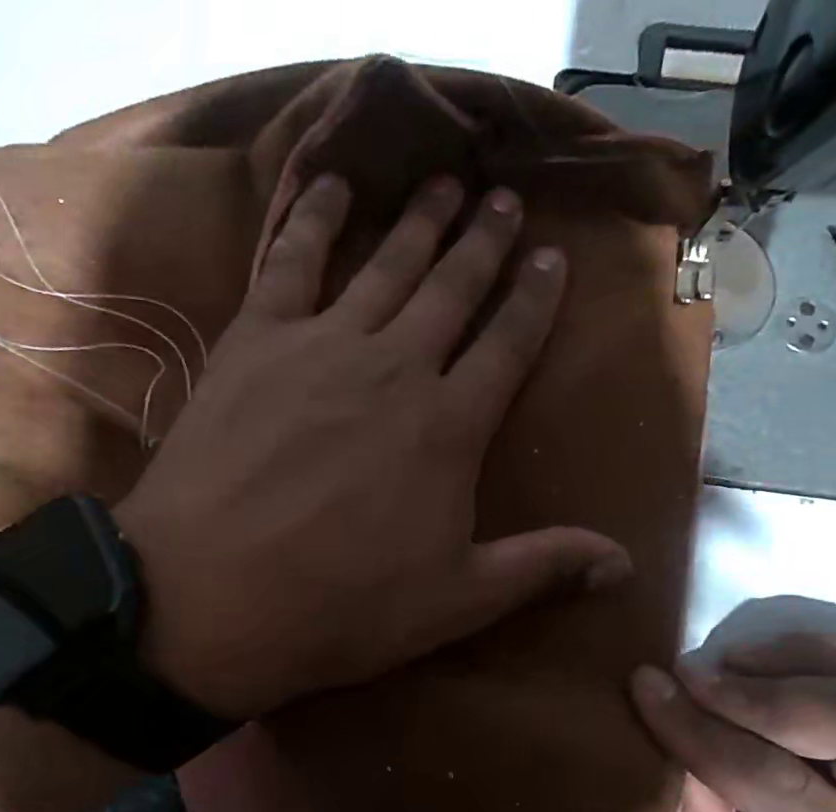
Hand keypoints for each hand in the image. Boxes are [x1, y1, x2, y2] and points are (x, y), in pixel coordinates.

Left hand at [117, 174, 629, 719]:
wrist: (208, 601)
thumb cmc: (346, 604)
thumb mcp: (462, 598)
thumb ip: (545, 566)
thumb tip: (627, 564)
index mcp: (451, 426)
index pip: (508, 343)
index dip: (535, 298)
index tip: (553, 256)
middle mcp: (396, 367)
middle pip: (452, 289)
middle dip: (485, 242)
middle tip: (506, 197)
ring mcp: (322, 346)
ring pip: (385, 266)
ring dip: (420, 221)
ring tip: (445, 182)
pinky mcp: (255, 342)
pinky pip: (289, 262)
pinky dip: (311, 219)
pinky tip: (330, 185)